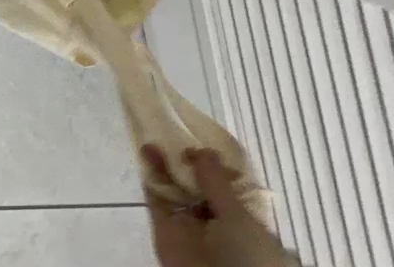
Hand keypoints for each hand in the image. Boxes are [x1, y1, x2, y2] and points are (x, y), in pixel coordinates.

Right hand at [145, 146, 293, 266]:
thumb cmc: (246, 257)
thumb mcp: (239, 219)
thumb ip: (217, 184)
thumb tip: (202, 150)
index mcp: (246, 222)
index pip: (230, 188)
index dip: (217, 165)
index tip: (203, 146)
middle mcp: (218, 222)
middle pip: (200, 185)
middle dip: (187, 162)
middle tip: (175, 138)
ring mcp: (190, 225)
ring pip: (176, 188)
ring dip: (165, 164)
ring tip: (154, 142)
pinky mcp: (164, 228)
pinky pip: (156, 198)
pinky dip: (149, 176)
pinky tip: (146, 154)